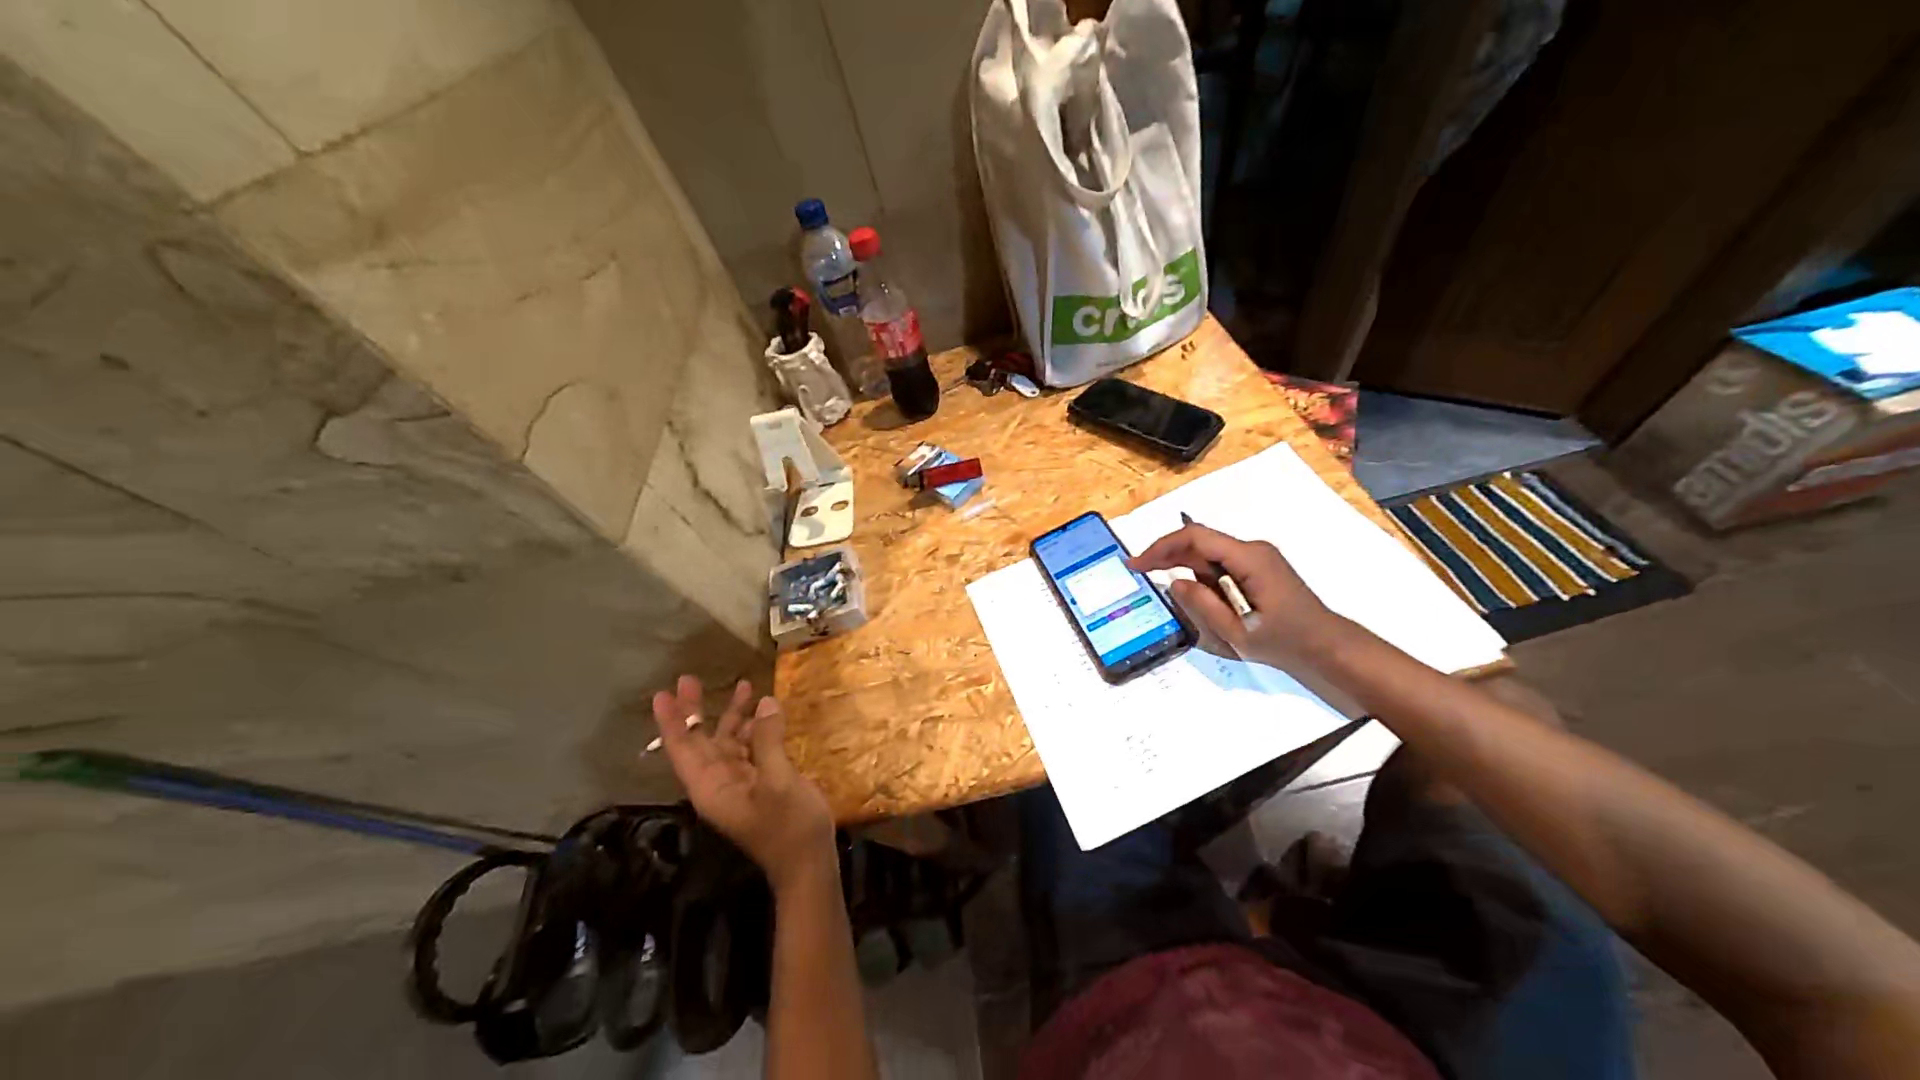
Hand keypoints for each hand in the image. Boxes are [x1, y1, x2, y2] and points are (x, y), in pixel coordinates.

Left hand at [650, 675, 835, 893]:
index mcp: (711, 786)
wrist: (808, 863)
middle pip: (700, 741)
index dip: (671, 721)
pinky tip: (767, 711)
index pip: (682, 749)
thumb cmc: (788, 827)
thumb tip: (766, 703)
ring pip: (727, 742)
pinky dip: (755, 728)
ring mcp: (739, 782)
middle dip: (695, 711)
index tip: (663, 694)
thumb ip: (768, 741)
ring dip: (732, 715)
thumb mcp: (778, 782)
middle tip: (689, 679)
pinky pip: (750, 748)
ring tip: (744, 684)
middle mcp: (718, 782)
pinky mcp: (760, 782)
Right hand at [1130, 524, 1344, 668]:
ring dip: (1182, 564)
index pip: (1196, 538)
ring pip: (1209, 552)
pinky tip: (1189, 590)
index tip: (1137, 564)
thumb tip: (1175, 583)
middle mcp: (1253, 550)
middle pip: (1200, 541)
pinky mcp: (1258, 568)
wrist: (1326, 646)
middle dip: (1167, 554)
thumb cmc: (1285, 641)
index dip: (1162, 547)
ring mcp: (1257, 557)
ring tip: (1158, 582)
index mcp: (1249, 559)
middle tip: (1139, 572)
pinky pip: (1221, 563)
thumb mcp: (1238, 632)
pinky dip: (1199, 573)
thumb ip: (1203, 606)